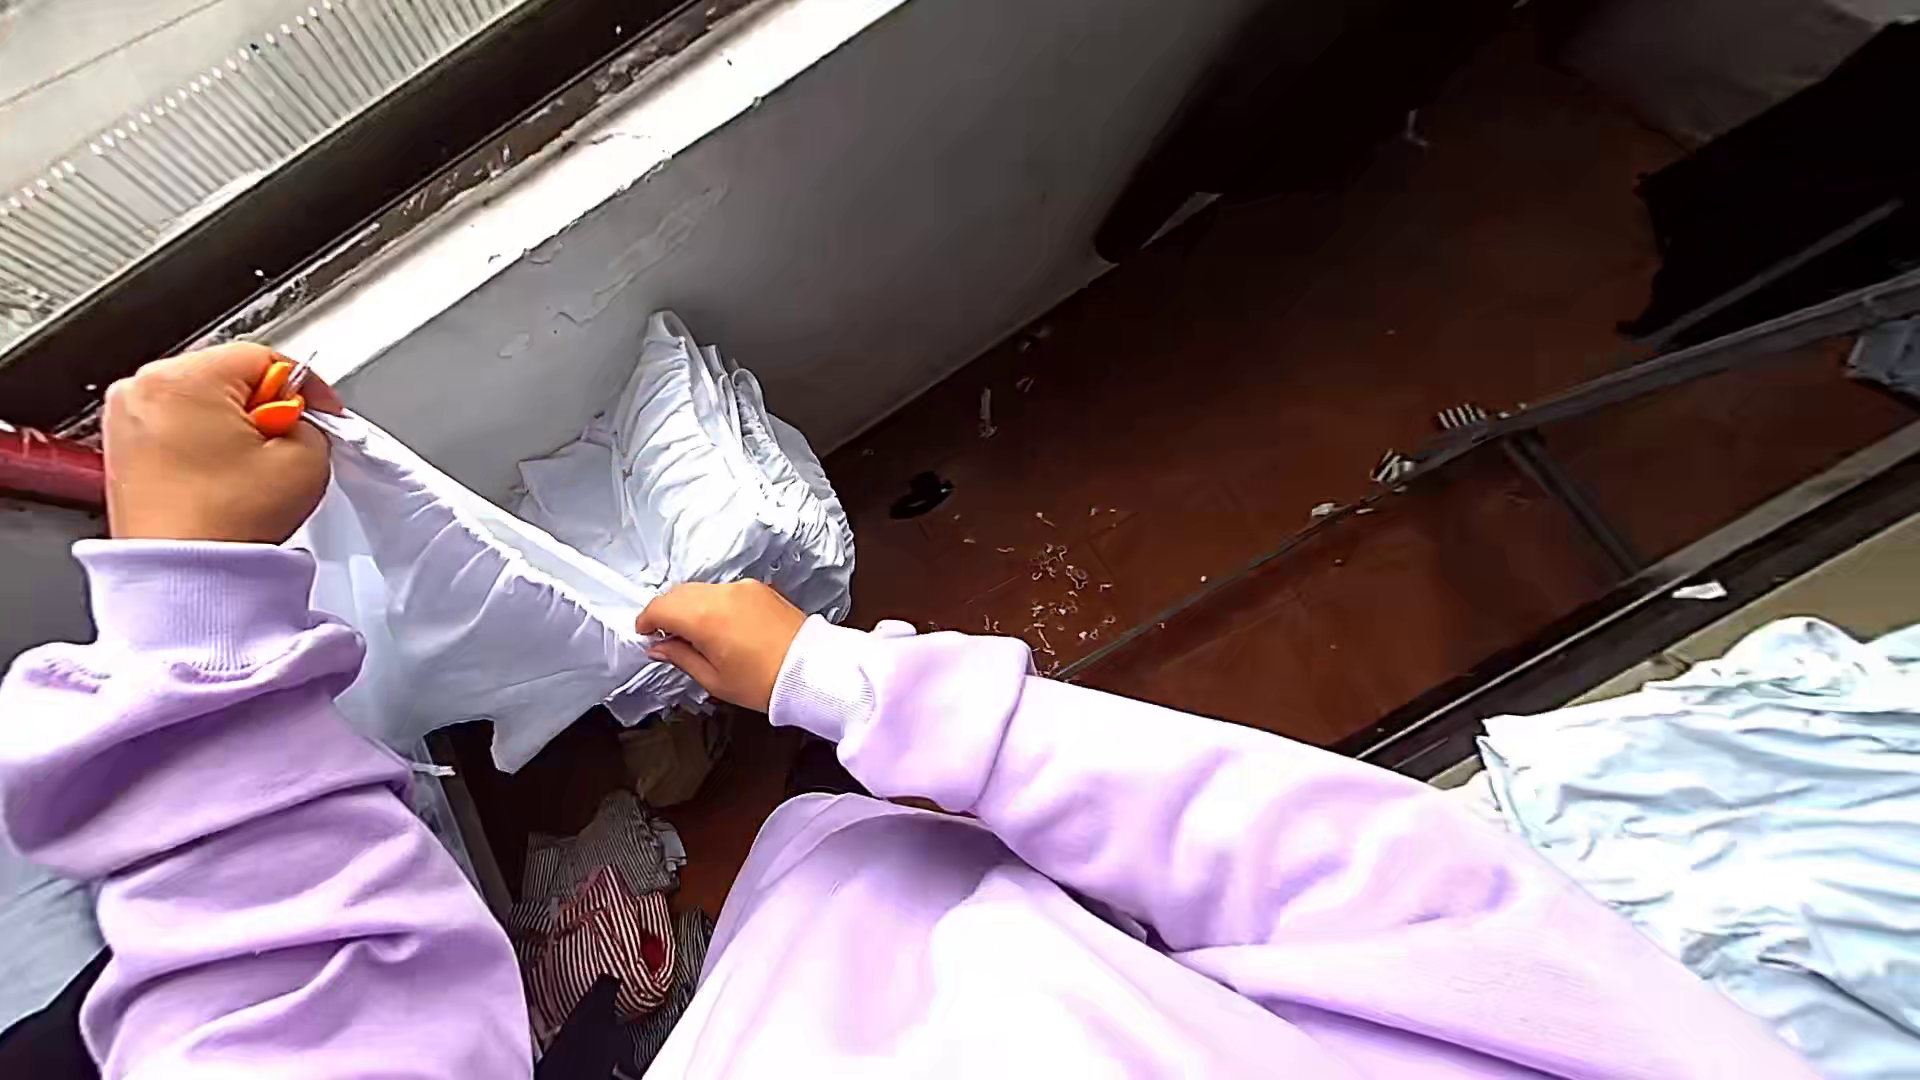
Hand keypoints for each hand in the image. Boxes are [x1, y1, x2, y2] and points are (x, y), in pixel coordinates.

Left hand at [103, 343, 343, 543]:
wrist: (190, 557)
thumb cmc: (236, 510)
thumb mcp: (307, 454)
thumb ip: (308, 420)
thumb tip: (292, 415)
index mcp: (183, 382)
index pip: (262, 357)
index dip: (306, 383)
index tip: (325, 410)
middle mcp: (142, 389)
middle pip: (230, 372)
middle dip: (273, 401)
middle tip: (296, 437)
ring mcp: (126, 415)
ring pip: (208, 396)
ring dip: (246, 418)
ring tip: (265, 456)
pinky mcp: (127, 440)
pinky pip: (186, 418)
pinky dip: (219, 433)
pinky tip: (237, 465)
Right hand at [637, 582, 806, 711]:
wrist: (812, 670)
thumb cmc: (764, 681)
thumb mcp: (714, 679)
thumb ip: (681, 657)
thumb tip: (659, 646)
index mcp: (705, 616)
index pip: (660, 606)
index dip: (646, 620)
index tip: (646, 634)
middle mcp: (724, 593)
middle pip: (679, 593)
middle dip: (667, 611)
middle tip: (666, 635)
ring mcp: (745, 588)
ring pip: (703, 588)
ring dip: (691, 605)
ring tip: (695, 634)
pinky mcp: (762, 589)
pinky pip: (726, 590)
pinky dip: (714, 602)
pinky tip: (720, 625)